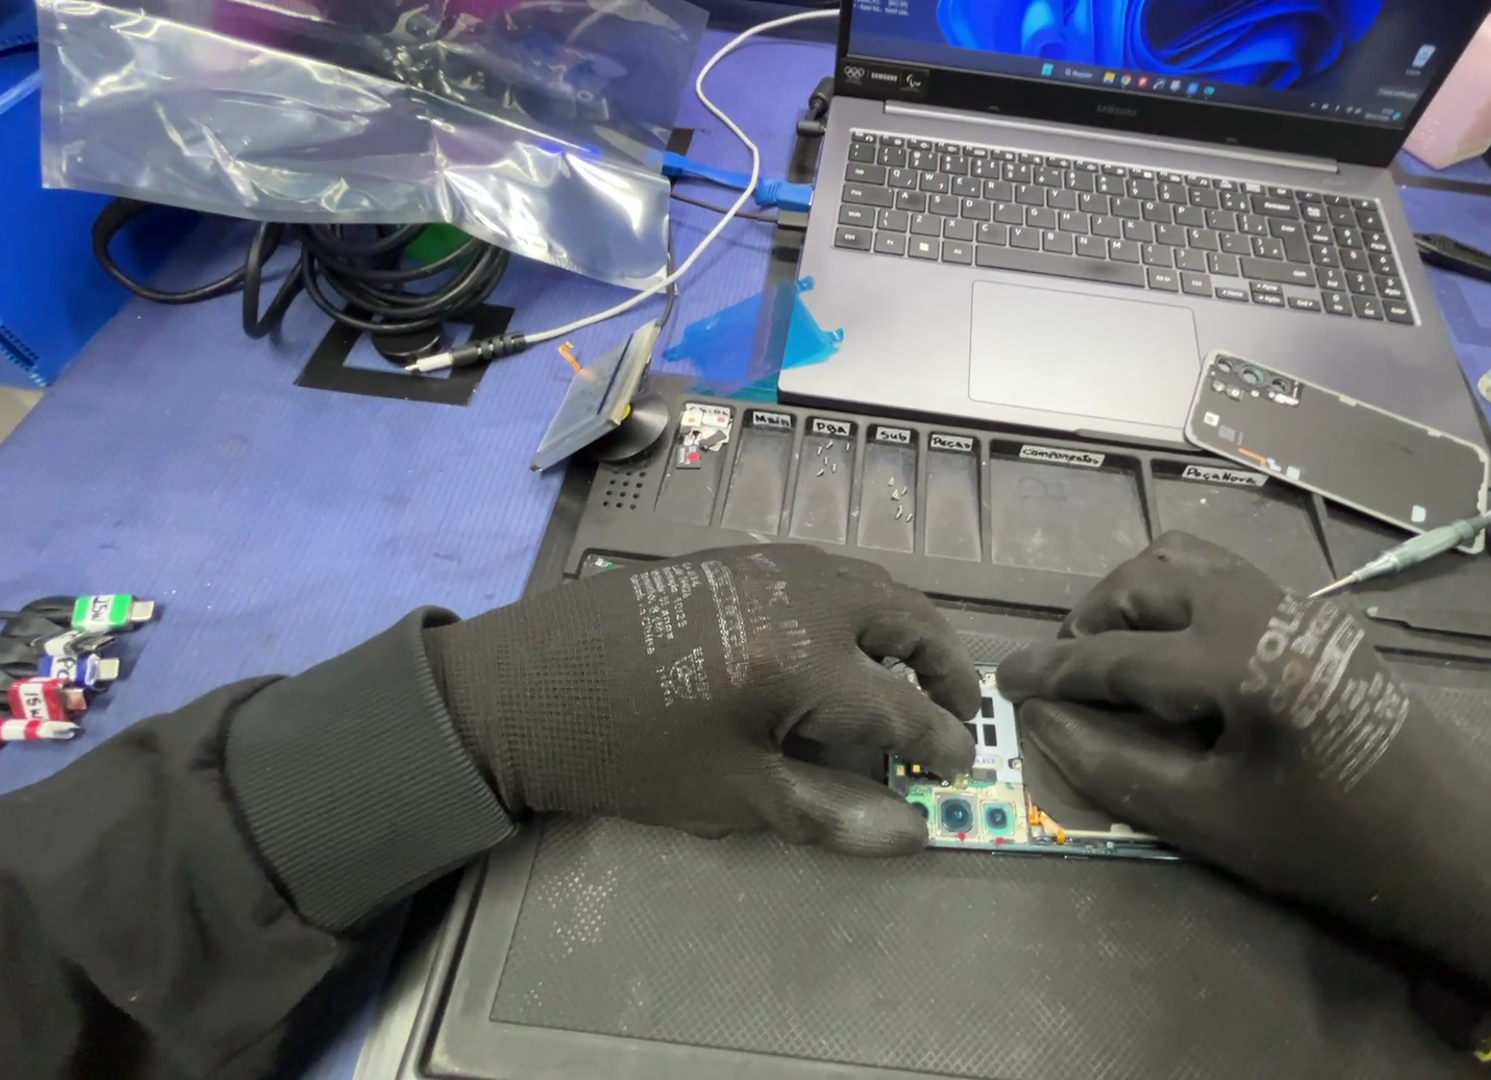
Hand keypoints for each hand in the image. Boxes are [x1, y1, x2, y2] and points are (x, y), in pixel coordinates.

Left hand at [425, 546, 980, 855]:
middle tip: (956, 710)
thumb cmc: (629, 751)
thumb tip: (915, 833)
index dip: (939, 743)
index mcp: (806, 660)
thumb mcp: (730, 796)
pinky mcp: (747, 555)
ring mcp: (776, 563)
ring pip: (877, 585)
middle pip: (912, 620)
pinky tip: (849, 640)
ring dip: (909, 629)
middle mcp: (807, 595)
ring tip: (912, 674)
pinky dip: (865, 605)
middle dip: (948, 668)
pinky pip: (834, 572)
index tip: (959, 767)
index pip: (903, 710)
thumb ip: (831, 813)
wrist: (531, 682)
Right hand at [998, 533, 1490, 1030]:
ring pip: (1176, 558)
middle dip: (1089, 622)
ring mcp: (1290, 600)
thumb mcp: (1207, 821)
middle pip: (1141, 582)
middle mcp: (1265, 611)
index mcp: (1246, 666)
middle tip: (1068, 672)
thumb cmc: (1332, 848)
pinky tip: (1163, 639)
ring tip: (1111, 648)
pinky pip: (1213, 567)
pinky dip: (1167, 589)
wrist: (1463, 849)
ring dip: (1127, 596)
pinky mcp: (1304, 607)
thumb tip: (1040, 720)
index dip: (1051, 670)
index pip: (1117, 656)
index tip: (1003, 678)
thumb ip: (1109, 764)